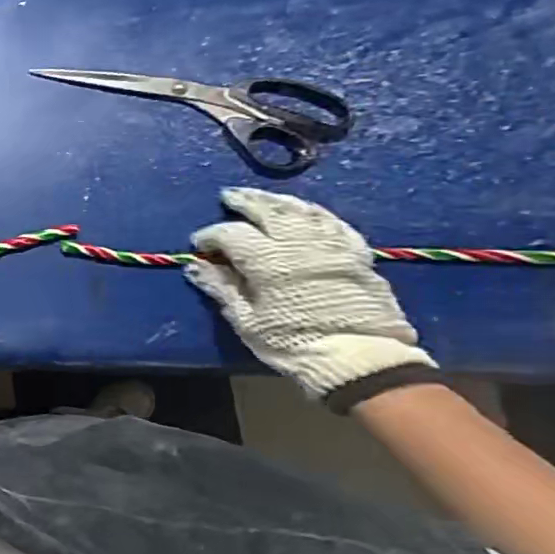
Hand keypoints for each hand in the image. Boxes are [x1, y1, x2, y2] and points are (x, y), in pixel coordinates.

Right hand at [185, 187, 435, 404]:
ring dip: (281, 202)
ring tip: (264, 197)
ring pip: (304, 213)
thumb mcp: (247, 320)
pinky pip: (334, 225)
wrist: (359, 357)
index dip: (212, 235)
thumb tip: (195, 265)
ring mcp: (332, 248)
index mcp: (269, 263)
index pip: (233, 235)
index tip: (199, 244)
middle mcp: (301, 247)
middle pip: (270, 213)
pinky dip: (316, 215)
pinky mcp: (356, 256)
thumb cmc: (292, 341)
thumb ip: (221, 288)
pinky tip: (307, 212)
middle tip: (229, 196)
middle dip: (247, 202)